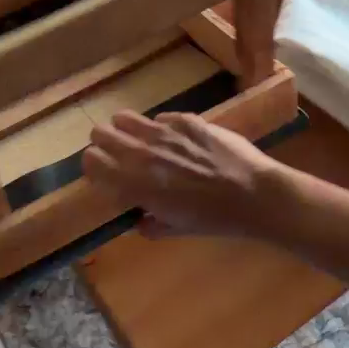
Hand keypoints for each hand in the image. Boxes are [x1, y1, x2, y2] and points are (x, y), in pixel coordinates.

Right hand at [83, 110, 292, 240]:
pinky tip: (178, 140)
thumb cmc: (217, 220)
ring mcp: (164, 132)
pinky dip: (162, 128)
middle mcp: (143, 153)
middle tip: (118, 155)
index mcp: (137, 183)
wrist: (257, 195)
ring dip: (127, 130)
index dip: (94, 166)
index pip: (91, 161)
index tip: (103, 173)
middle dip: (104, 143)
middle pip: (100, 133)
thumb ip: (153, 223)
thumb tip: (139, 220)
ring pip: (123, 118)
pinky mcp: (184, 119)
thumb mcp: (180, 229)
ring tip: (142, 141)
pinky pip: (159, 118)